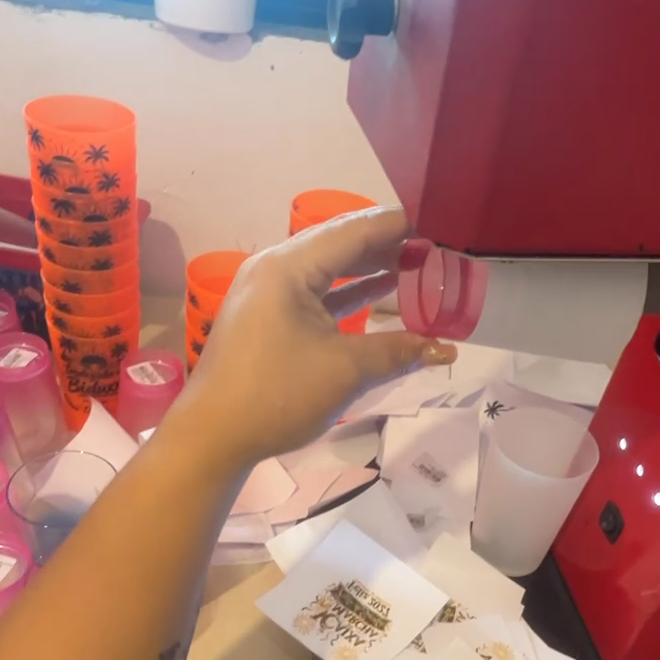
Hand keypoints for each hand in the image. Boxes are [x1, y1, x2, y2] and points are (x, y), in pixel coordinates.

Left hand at [165, 207, 456, 468]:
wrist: (213, 437)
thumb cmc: (277, 396)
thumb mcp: (345, 370)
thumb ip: (398, 352)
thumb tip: (446, 350)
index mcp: (288, 267)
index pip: (353, 231)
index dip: (397, 225)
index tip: (437, 222)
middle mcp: (274, 268)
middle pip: (339, 243)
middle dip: (386, 244)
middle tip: (433, 245)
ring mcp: (267, 293)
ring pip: (327, 269)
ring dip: (368, 267)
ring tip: (414, 264)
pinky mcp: (267, 318)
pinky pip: (315, 293)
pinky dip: (347, 292)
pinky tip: (381, 292)